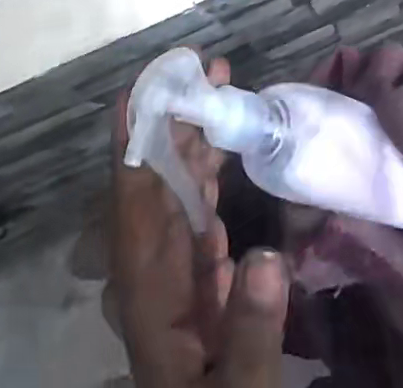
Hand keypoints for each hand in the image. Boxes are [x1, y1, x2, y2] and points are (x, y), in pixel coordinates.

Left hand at [110, 57, 289, 387]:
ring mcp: (177, 274)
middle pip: (156, 184)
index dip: (133, 147)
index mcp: (151, 295)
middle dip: (176, 123)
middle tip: (206, 70)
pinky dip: (209, 175)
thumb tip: (269, 257)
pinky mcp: (199, 281)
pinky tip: (223, 147)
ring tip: (221, 91)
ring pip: (177, 192)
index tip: (139, 93)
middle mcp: (155, 273)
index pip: (133, 207)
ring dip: (195, 141)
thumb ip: (251, 332)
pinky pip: (198, 215)